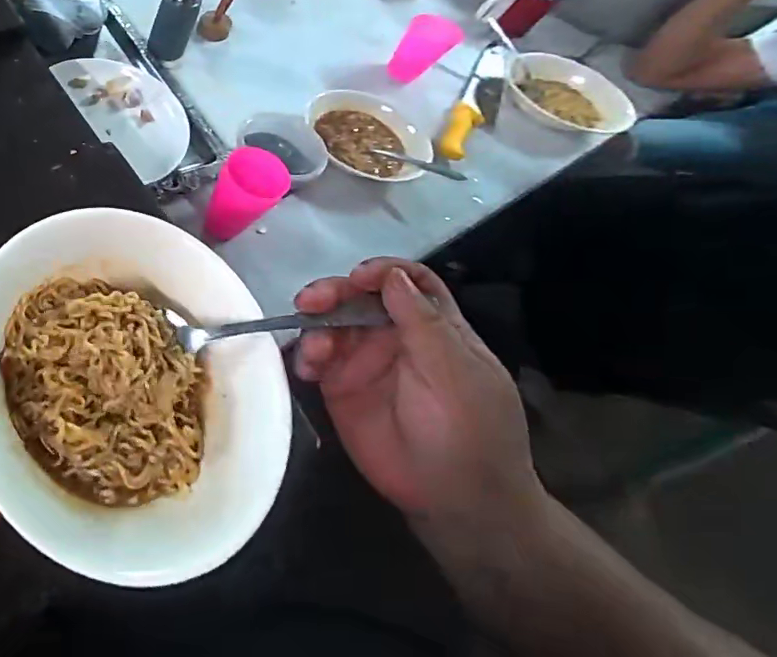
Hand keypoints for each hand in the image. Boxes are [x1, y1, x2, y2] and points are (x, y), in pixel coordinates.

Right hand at [293, 260, 543, 532]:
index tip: (359, 277)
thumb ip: (423, 323)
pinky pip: (315, 360)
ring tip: (314, 353)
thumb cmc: (471, 433)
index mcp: (433, 326)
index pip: (407, 280)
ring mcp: (365, 360)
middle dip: (333, 292)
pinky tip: (306, 369)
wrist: (456, 504)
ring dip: (315, 326)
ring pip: (331, 323)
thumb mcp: (456, 374)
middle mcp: (394, 335)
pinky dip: (305, 357)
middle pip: (358, 296)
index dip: (383, 271)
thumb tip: (392, 275)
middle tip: (310, 301)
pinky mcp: (340, 387)